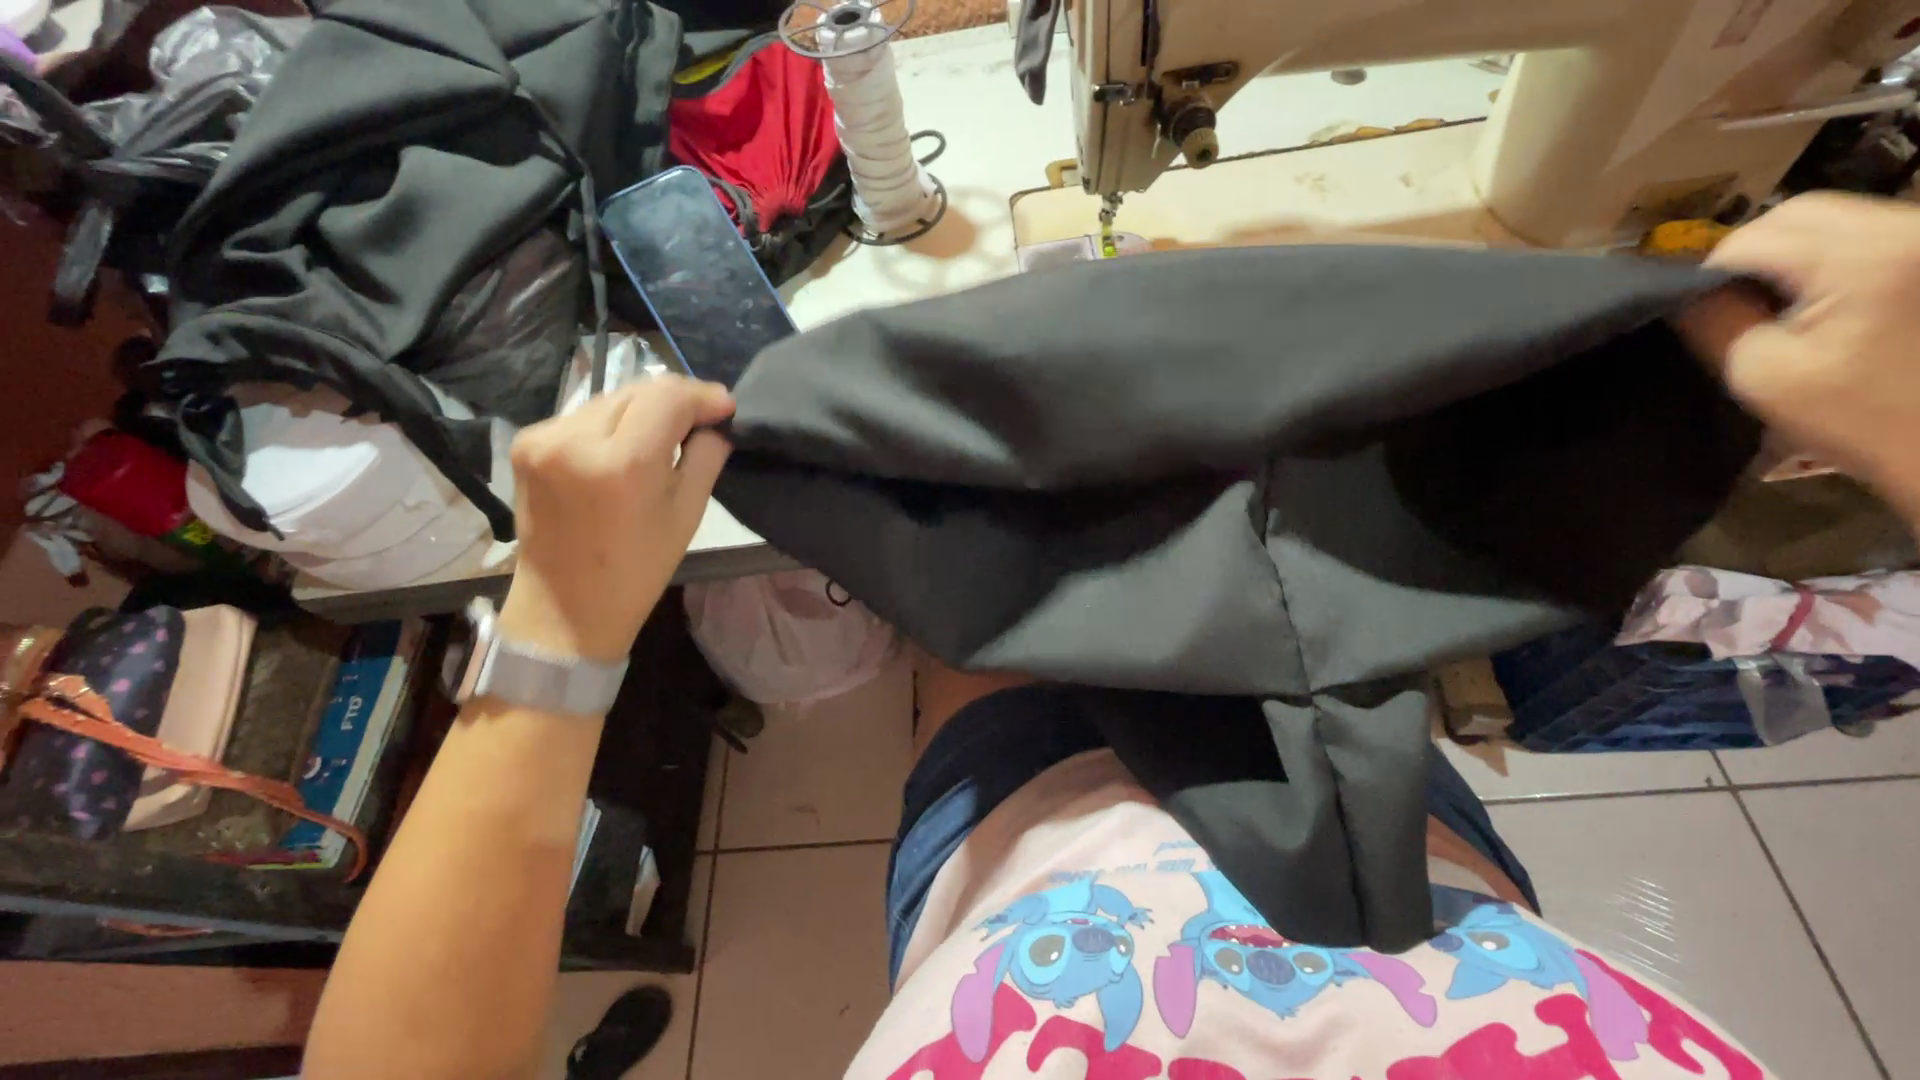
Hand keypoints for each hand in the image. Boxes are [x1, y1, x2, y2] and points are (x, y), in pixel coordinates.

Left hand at [497, 376, 734, 660]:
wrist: (566, 607)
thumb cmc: (638, 569)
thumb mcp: (688, 513)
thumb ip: (706, 455)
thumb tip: (714, 421)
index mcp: (623, 462)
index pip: (668, 396)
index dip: (702, 396)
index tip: (725, 408)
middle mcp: (576, 438)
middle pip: (638, 390)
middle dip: (675, 401)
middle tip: (701, 421)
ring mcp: (544, 438)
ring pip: (610, 399)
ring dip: (642, 411)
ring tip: (662, 436)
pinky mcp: (527, 443)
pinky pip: (583, 416)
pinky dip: (610, 424)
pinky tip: (621, 450)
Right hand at [1674, 193, 1919, 516]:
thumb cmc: (1857, 416)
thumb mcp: (1761, 374)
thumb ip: (1714, 321)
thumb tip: (1684, 292)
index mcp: (1862, 258)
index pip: (1752, 238)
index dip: (1710, 273)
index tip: (1700, 313)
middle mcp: (1907, 229)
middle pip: (1798, 212)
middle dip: (1752, 252)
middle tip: (1733, 302)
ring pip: (1832, 219)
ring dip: (1790, 254)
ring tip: (1777, 303)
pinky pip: (1866, 233)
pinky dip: (1828, 258)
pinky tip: (1821, 299)